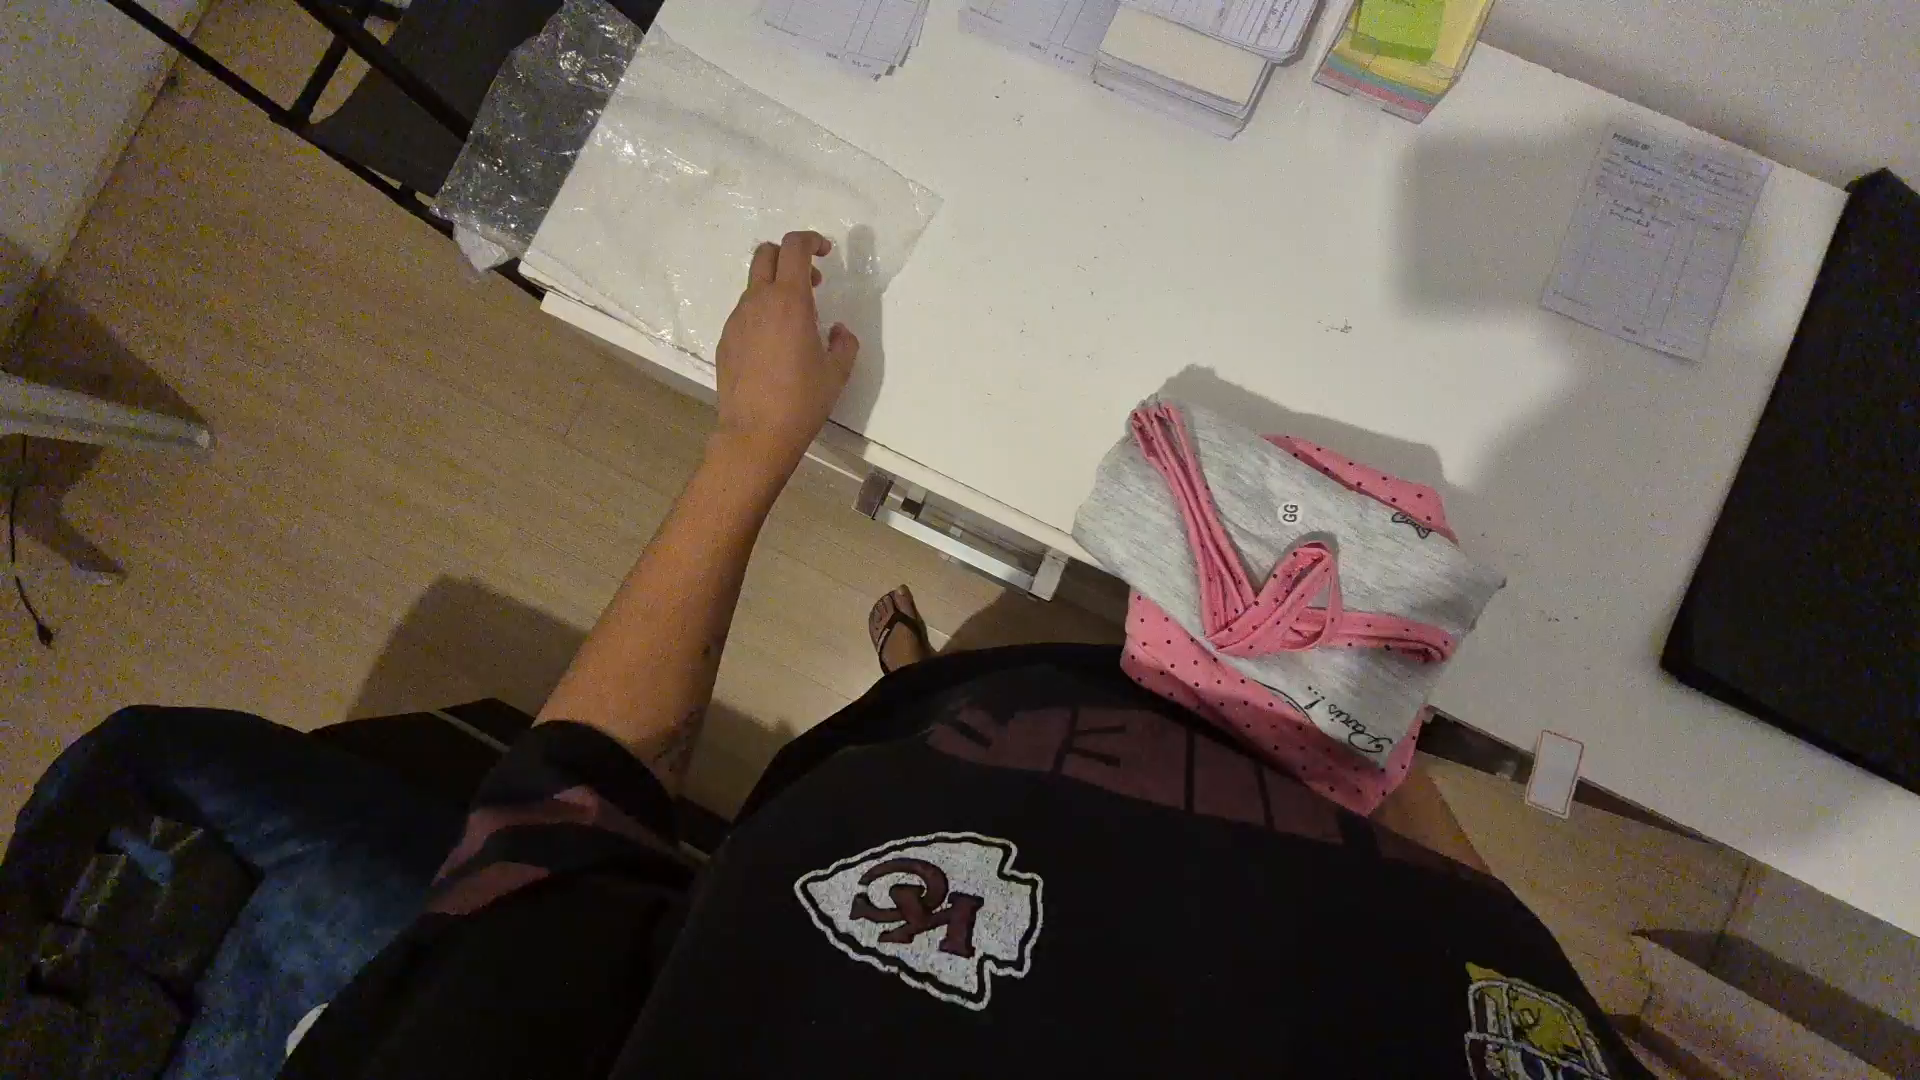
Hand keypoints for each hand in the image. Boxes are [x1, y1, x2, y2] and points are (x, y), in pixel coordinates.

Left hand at [711, 230, 858, 476]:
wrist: (756, 433)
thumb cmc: (802, 401)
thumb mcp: (837, 373)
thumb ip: (844, 343)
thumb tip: (837, 330)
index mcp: (789, 302)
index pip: (794, 248)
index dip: (811, 240)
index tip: (826, 253)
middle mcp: (758, 302)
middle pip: (766, 254)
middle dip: (789, 257)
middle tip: (812, 283)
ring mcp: (737, 320)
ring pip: (754, 286)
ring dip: (775, 290)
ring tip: (795, 324)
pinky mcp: (726, 340)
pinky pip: (745, 314)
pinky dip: (762, 315)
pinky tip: (775, 349)